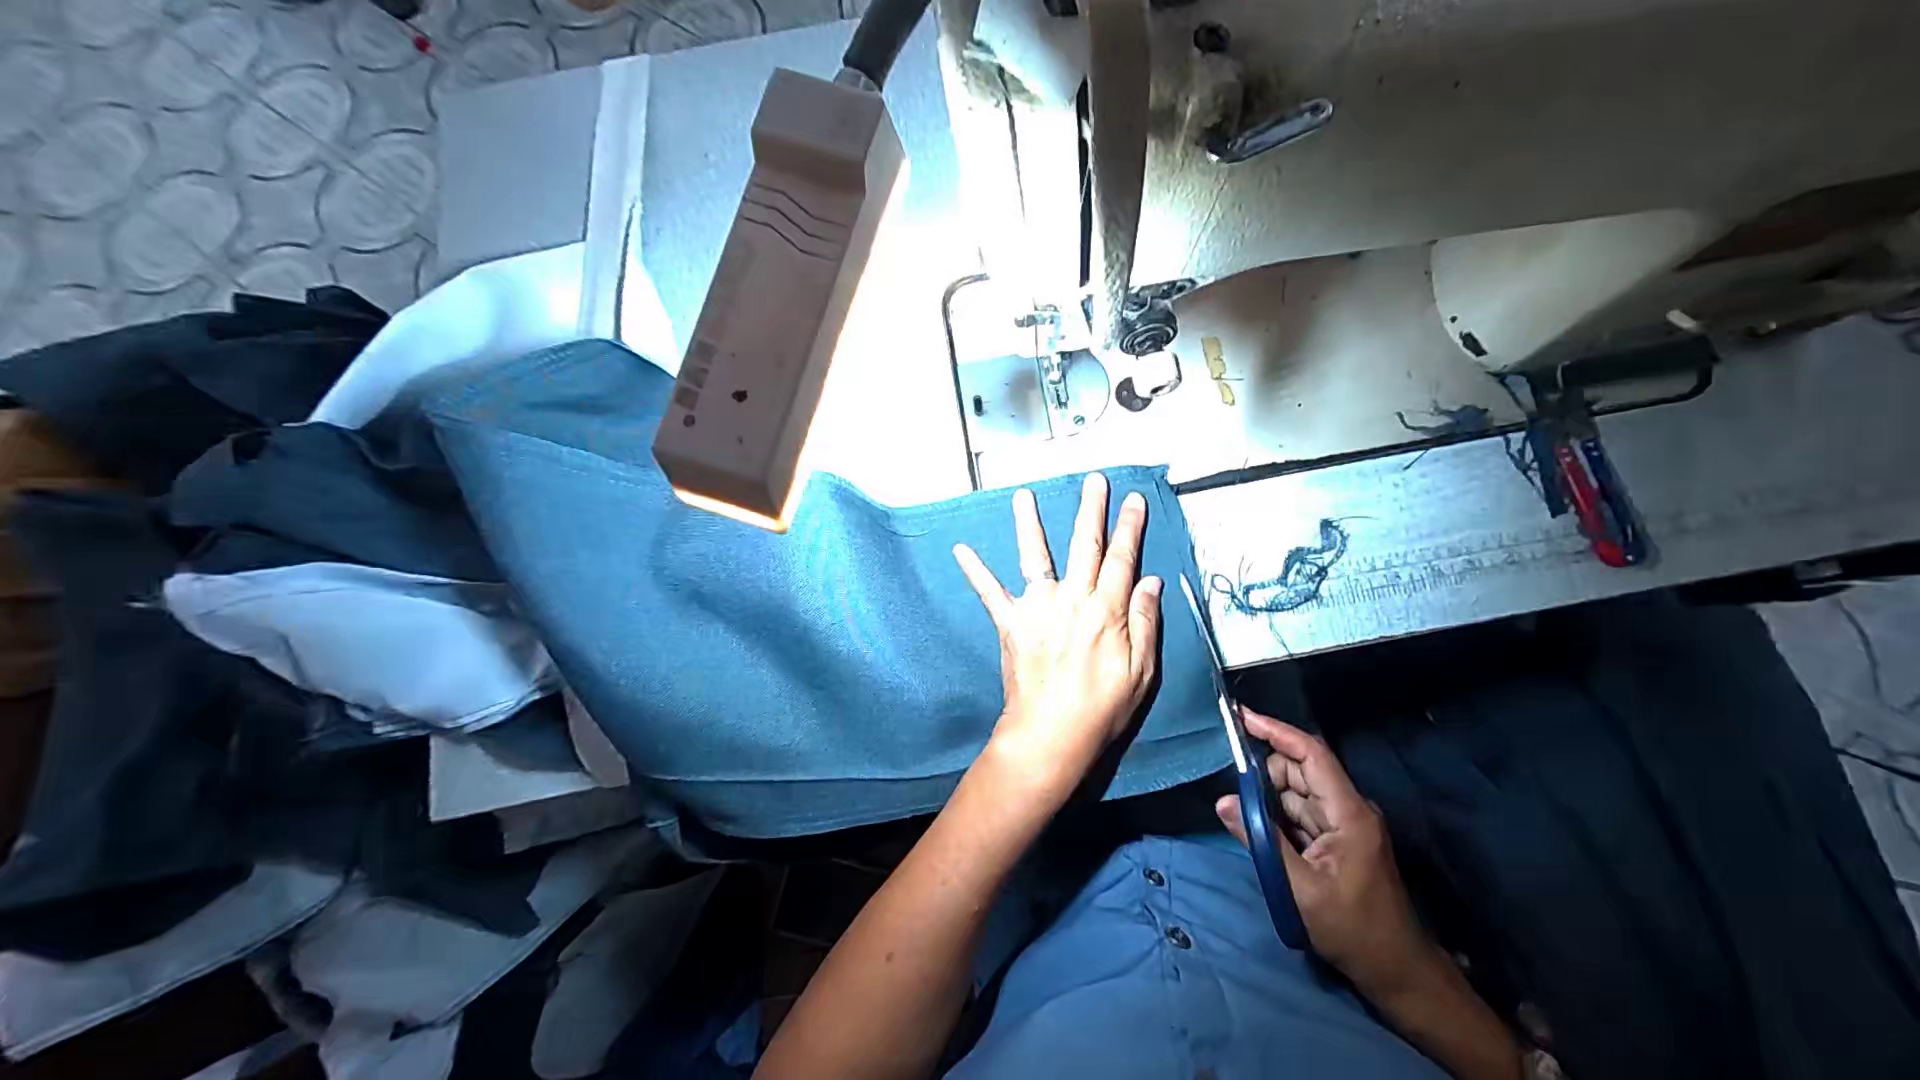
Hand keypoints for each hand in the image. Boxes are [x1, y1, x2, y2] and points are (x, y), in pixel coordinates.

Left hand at [953, 472, 1163, 803]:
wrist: (1051, 733)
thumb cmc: (1102, 707)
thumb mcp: (1142, 671)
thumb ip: (1145, 622)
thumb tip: (1150, 581)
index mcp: (1107, 610)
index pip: (1122, 558)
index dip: (1129, 527)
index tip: (1133, 500)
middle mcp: (1072, 599)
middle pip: (1084, 545)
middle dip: (1091, 510)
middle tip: (1093, 481)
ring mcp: (1038, 608)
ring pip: (1035, 556)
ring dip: (1030, 524)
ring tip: (1023, 496)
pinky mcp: (1011, 623)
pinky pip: (990, 592)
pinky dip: (975, 570)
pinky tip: (961, 549)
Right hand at [1215, 707, 1435, 993]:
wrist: (1397, 972)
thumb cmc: (1354, 930)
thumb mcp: (1301, 889)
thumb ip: (1261, 840)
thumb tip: (1224, 802)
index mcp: (1349, 813)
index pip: (1311, 755)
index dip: (1276, 732)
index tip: (1242, 718)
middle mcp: (1349, 810)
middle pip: (1299, 771)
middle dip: (1264, 776)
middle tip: (1236, 797)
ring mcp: (1344, 825)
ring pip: (1296, 792)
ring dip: (1269, 800)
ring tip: (1247, 822)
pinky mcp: (1337, 840)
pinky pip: (1300, 814)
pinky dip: (1278, 817)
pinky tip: (1263, 834)